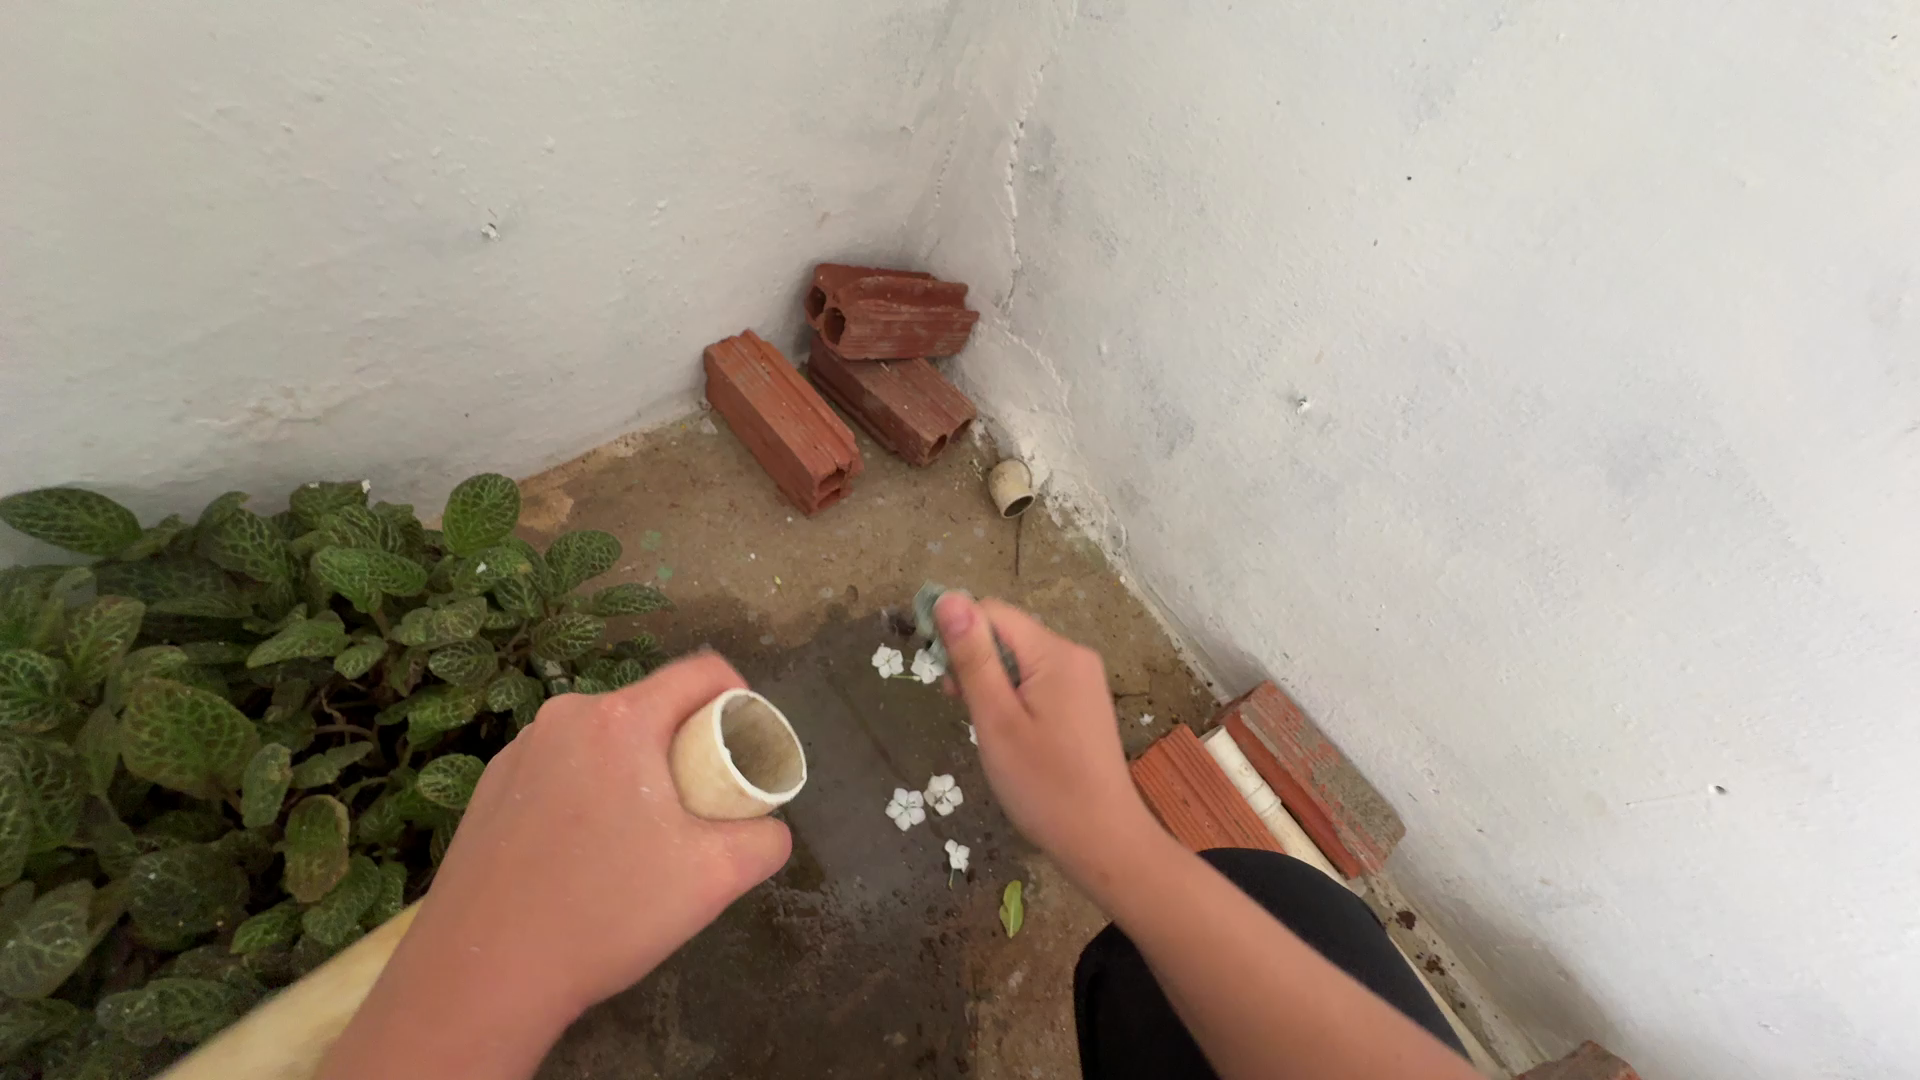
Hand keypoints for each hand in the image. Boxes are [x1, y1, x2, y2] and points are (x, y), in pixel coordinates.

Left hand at [416, 651, 792, 1013]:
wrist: (474, 984)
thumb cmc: (605, 913)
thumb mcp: (715, 878)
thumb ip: (768, 840)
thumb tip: (771, 828)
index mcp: (622, 720)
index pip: (703, 672)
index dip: (740, 697)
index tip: (744, 746)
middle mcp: (567, 717)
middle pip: (656, 703)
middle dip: (690, 740)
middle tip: (699, 800)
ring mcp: (520, 750)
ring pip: (610, 734)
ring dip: (640, 763)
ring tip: (642, 831)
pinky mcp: (490, 786)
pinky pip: (567, 762)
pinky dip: (593, 784)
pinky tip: (585, 847)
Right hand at [934, 593, 1156, 881]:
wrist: (1104, 842)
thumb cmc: (1043, 785)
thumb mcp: (996, 720)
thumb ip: (973, 657)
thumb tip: (949, 598)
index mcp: (1055, 652)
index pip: (992, 612)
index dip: (958, 634)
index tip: (941, 678)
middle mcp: (1074, 655)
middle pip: (1007, 634)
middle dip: (975, 662)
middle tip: (961, 710)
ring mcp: (1083, 679)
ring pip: (1020, 659)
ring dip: (992, 683)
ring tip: (986, 728)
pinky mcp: (1084, 702)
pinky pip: (1037, 680)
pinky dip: (1014, 698)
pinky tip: (1010, 734)